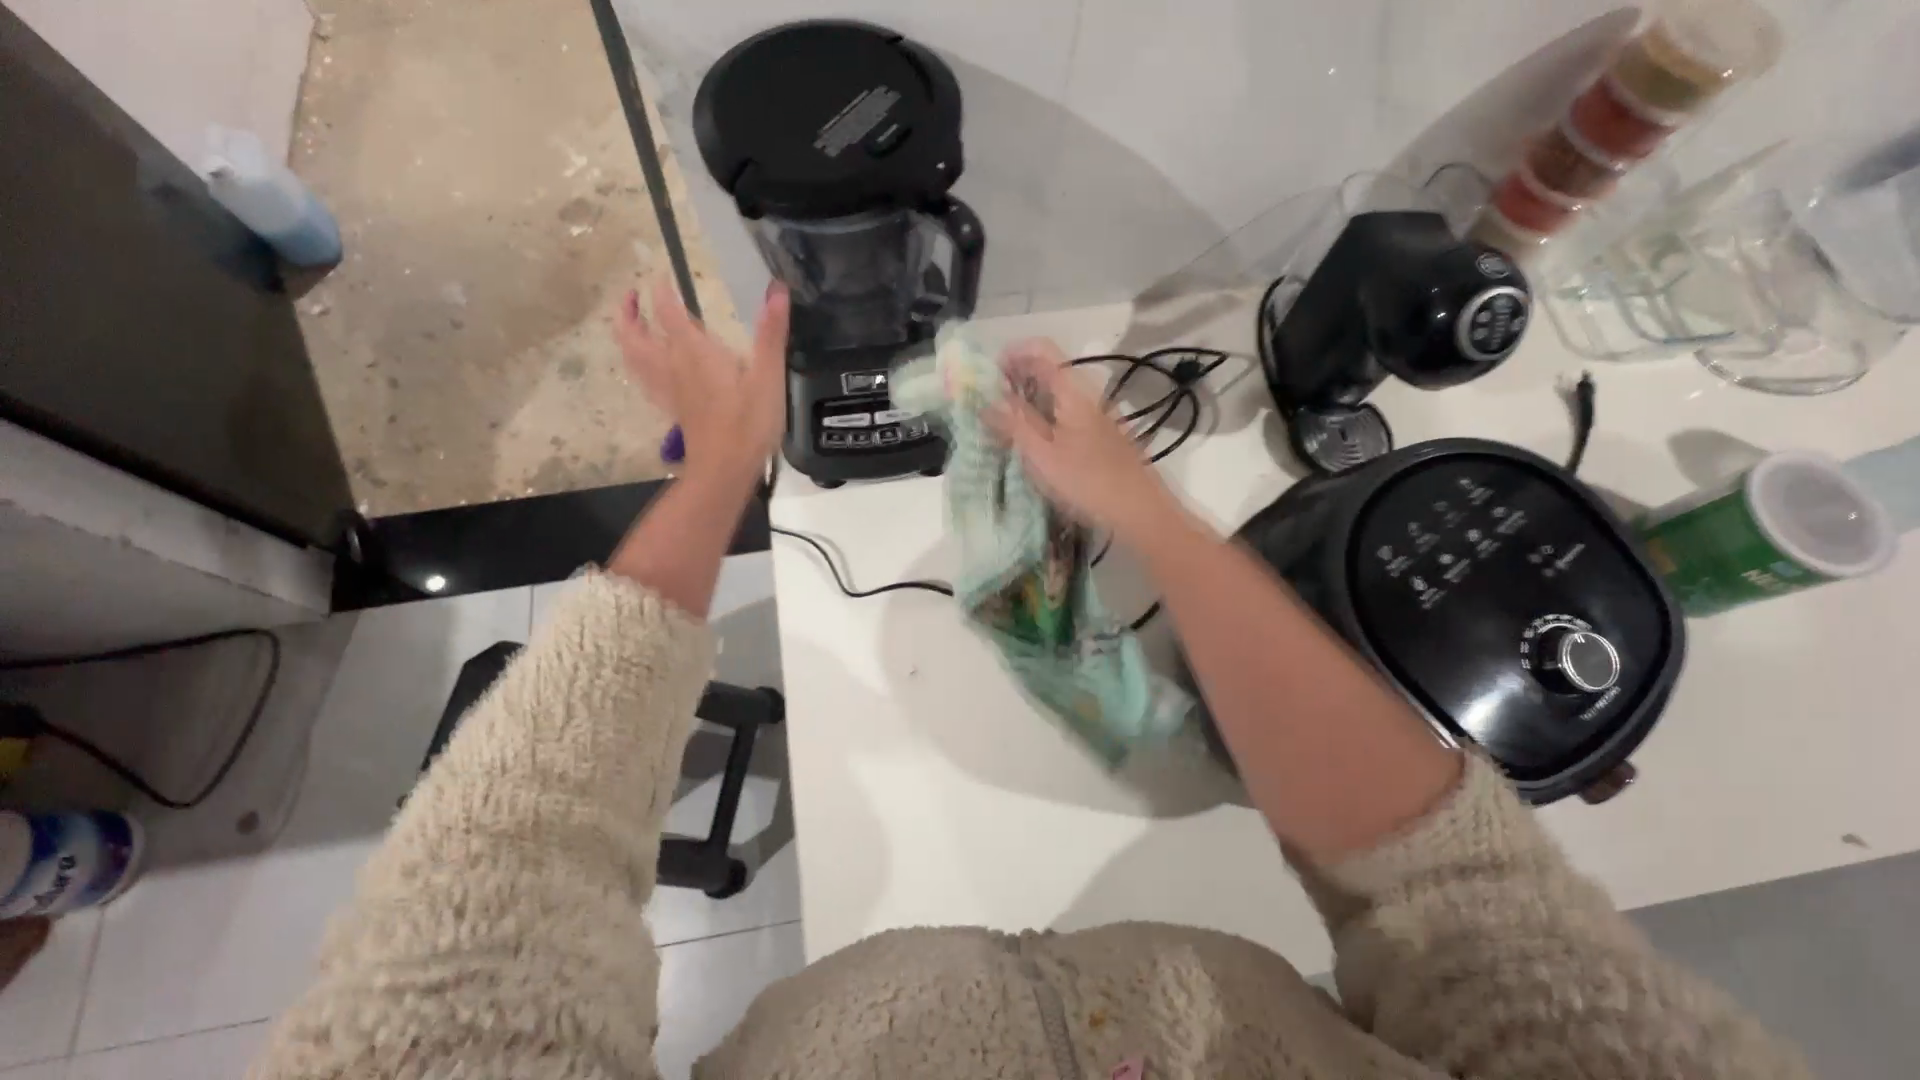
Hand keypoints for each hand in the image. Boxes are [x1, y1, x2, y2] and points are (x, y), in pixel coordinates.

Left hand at [614, 279, 789, 482]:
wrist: (725, 469)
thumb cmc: (749, 423)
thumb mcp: (768, 376)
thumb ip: (771, 332)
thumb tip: (777, 289)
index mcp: (694, 351)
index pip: (669, 311)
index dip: (662, 290)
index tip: (662, 274)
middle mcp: (673, 365)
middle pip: (635, 334)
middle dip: (629, 312)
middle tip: (633, 296)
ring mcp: (669, 389)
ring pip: (633, 357)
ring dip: (627, 336)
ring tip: (631, 324)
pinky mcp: (673, 407)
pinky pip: (645, 379)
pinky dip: (639, 365)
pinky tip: (647, 366)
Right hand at [984, 339, 1181, 542]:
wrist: (1140, 511)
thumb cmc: (1088, 481)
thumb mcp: (1042, 454)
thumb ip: (1014, 423)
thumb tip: (985, 399)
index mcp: (1073, 388)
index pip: (1040, 348)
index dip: (1011, 354)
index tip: (986, 375)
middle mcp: (1087, 392)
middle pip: (1048, 368)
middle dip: (1015, 378)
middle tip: (987, 403)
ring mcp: (1096, 411)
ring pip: (1056, 392)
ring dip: (1027, 399)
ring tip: (1002, 424)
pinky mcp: (1100, 432)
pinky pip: (1066, 411)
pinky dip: (1043, 415)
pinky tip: (1030, 441)